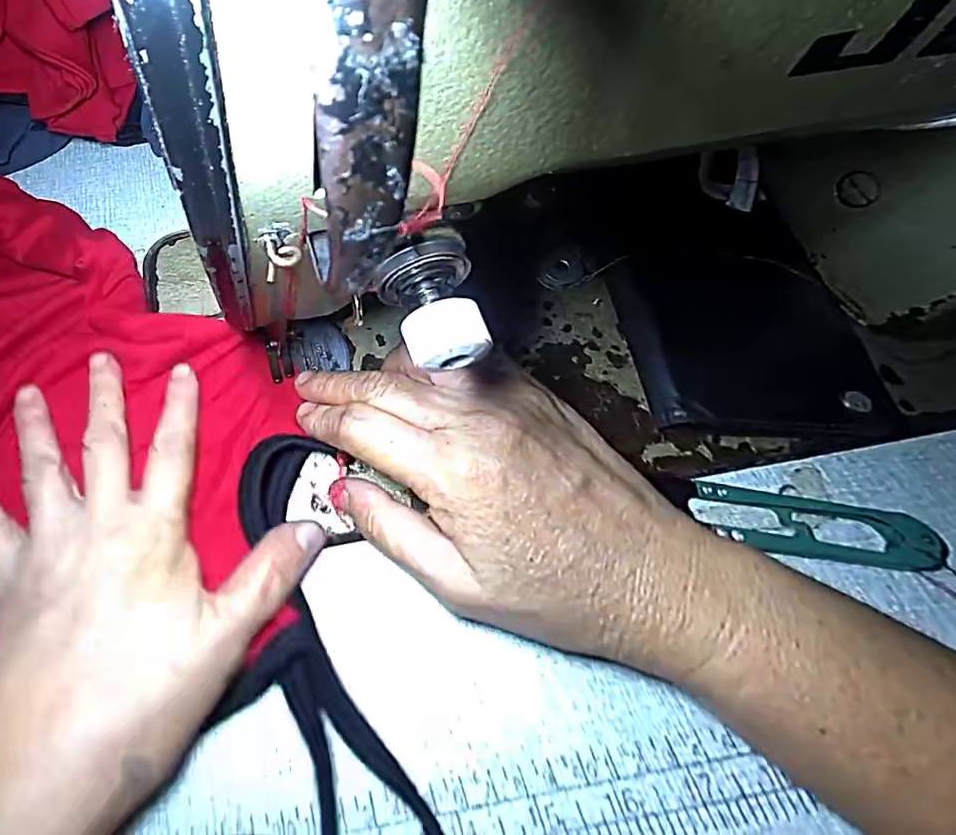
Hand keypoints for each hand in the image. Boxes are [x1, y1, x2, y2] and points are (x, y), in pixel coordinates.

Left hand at [0, 354, 326, 834]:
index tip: (180, 368)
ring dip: (35, 430)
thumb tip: (313, 527)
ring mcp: (47, 545)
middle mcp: (97, 523)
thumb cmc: (141, 697)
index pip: (172, 454)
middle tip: (99, 358)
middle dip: (104, 398)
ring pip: (41, 472)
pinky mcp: (7, 578)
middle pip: (103, 446)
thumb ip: (267, 577)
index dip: (180, 408)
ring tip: (25, 393)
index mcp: (151, 533)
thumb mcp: (222, 640)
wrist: (46, 755)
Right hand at [294, 348, 728, 680]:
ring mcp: (506, 400)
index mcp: (451, 470)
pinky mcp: (533, 393)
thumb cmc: (556, 592)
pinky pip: (463, 363)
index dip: (324, 420)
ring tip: (350, 383)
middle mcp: (474, 421)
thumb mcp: (459, 586)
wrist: (652, 576)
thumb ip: (390, 530)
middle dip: (335, 386)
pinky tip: (413, 376)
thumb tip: (344, 490)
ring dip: (375, 370)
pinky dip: (425, 364)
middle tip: (306, 388)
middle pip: (382, 387)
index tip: (302, 418)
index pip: (364, 427)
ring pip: (419, 367)